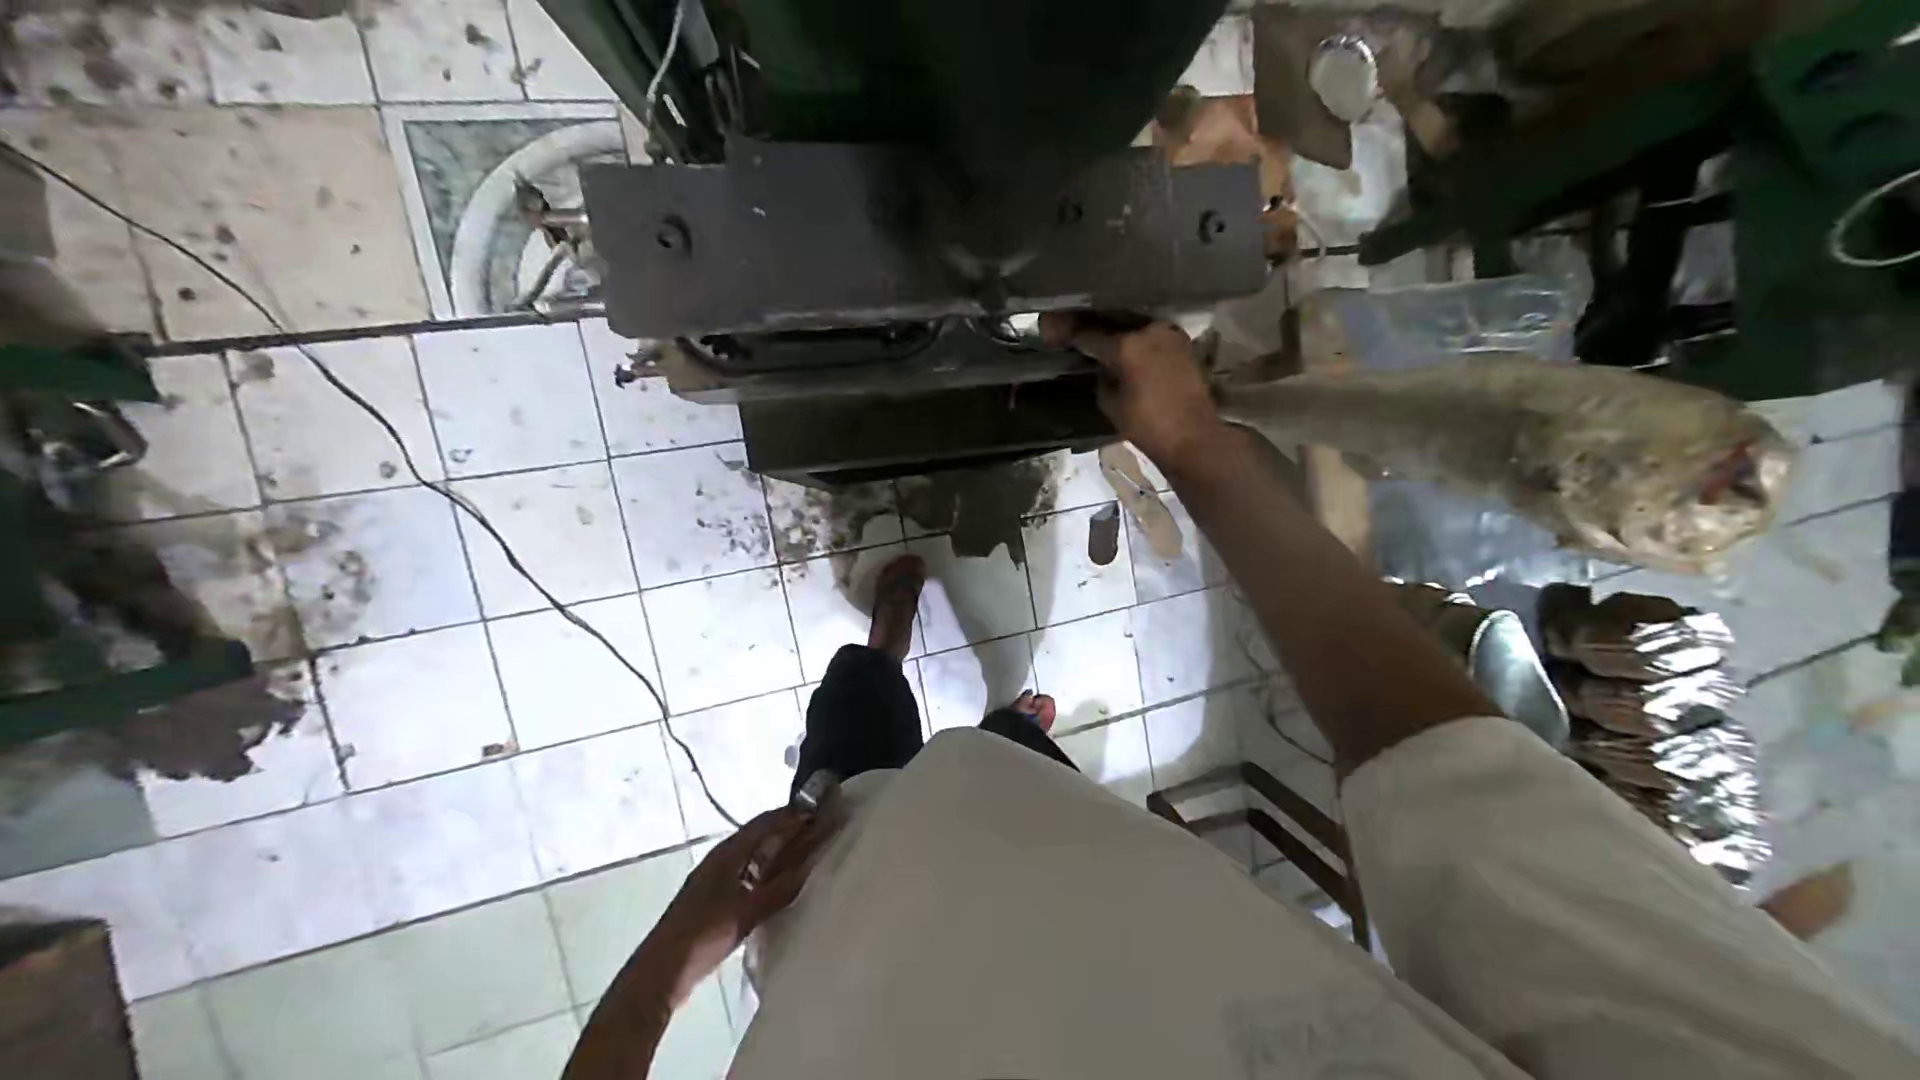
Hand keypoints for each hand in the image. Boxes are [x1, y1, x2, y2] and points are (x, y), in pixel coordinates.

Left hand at [637, 806, 841, 1006]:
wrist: (661, 974)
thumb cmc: (702, 936)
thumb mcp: (746, 912)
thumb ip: (780, 889)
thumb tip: (812, 864)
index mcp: (727, 853)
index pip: (765, 822)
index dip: (793, 814)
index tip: (821, 810)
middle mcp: (724, 861)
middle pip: (762, 838)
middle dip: (792, 832)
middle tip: (824, 829)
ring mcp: (719, 882)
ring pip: (758, 859)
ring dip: (783, 854)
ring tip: (814, 853)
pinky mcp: (719, 903)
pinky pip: (753, 878)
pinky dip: (772, 876)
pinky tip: (788, 885)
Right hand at [1040, 313, 1224, 466]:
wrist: (1192, 437)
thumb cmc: (1147, 426)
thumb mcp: (1111, 404)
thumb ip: (1103, 378)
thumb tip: (1103, 367)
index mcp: (1127, 345)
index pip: (1090, 335)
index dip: (1069, 334)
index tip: (1054, 334)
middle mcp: (1150, 331)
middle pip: (1114, 322)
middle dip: (1093, 326)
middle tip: (1075, 331)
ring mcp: (1170, 335)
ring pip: (1135, 326)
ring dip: (1118, 331)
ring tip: (1100, 337)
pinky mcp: (1183, 344)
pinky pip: (1152, 336)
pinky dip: (1138, 340)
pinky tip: (1127, 347)